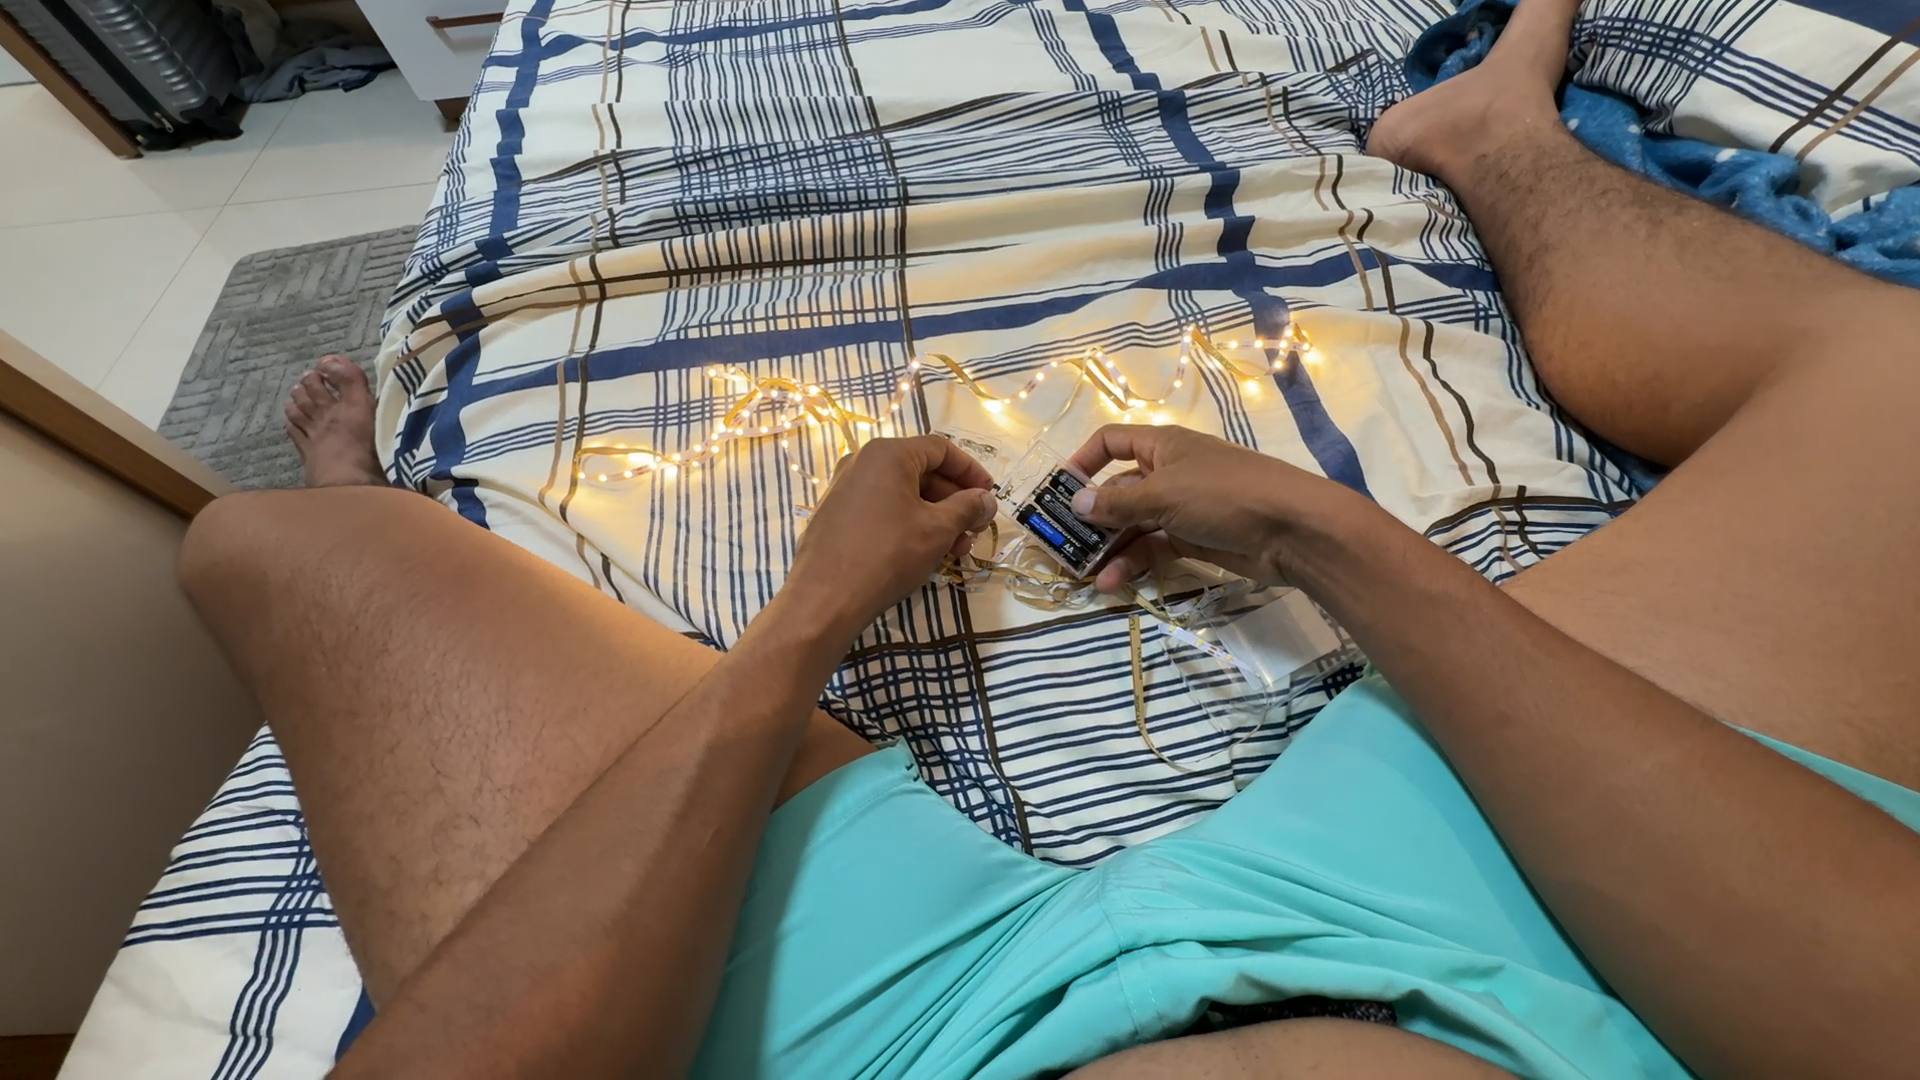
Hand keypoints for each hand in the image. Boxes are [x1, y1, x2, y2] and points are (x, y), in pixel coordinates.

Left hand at [786, 436, 997, 636]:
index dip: (971, 471)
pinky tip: (927, 554)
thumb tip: (987, 499)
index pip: (941, 449)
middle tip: (976, 529)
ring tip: (957, 549)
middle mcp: (863, 463)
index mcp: (888, 454)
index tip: (991, 496)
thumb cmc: (888, 555)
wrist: (826, 599)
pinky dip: (910, 525)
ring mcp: (846, 490)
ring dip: (936, 518)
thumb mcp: (938, 529)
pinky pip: (883, 510)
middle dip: (955, 501)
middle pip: (922, 472)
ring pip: (904, 495)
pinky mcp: (837, 516)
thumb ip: (968, 507)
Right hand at [1066, 424, 1371, 592]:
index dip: (1083, 461)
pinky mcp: (1194, 539)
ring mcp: (1182, 508)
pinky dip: (1134, 563)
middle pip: (1118, 490)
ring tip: (1084, 573)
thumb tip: (1075, 503)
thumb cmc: (1225, 495)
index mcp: (1162, 446)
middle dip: (1091, 517)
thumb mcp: (1163, 494)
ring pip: (1133, 525)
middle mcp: (1169, 473)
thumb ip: (1116, 502)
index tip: (1058, 490)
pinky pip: (1153, 548)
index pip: (1112, 442)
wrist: (1294, 530)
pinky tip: (1114, 583)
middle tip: (1061, 544)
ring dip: (1109, 547)